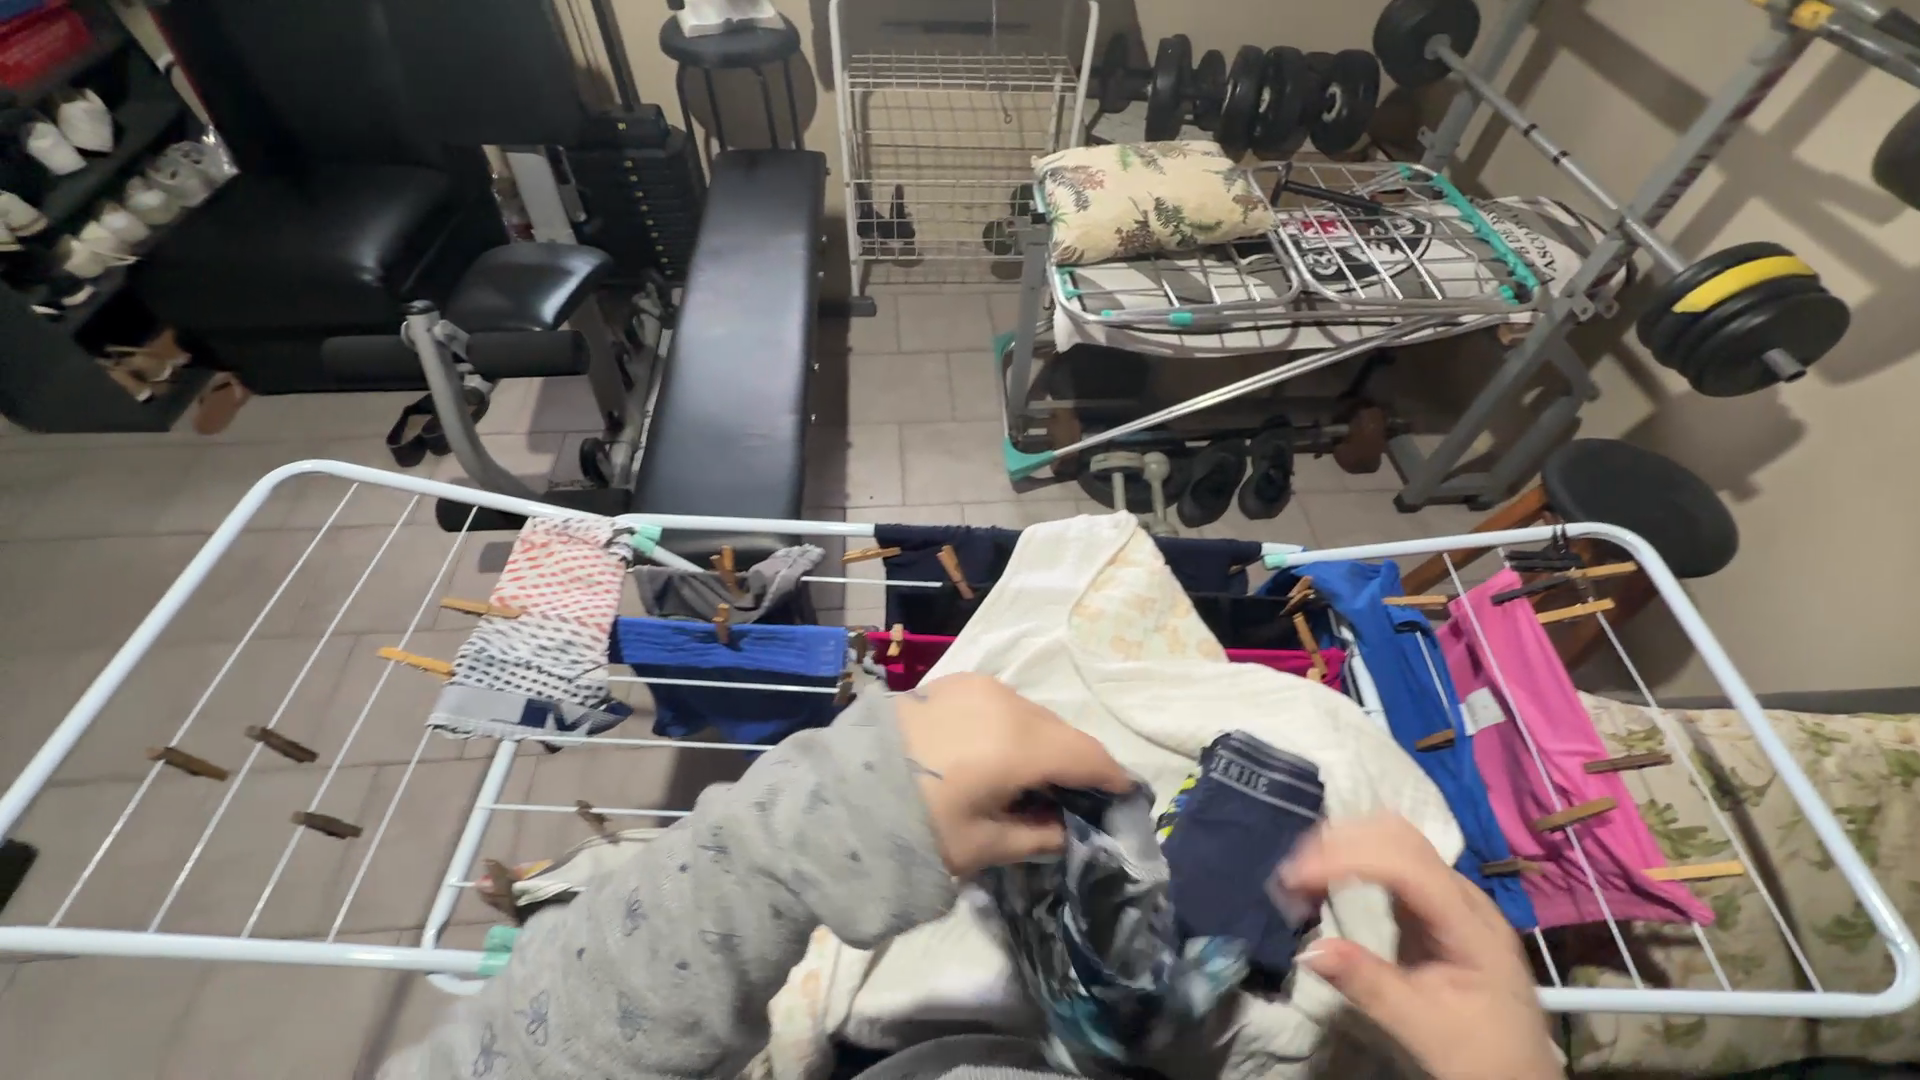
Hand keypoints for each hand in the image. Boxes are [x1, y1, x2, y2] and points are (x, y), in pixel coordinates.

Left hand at [895, 673, 1131, 877]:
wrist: (841, 793)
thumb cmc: (918, 827)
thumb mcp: (984, 844)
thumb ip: (1038, 834)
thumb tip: (1065, 827)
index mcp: (1019, 742)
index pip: (1087, 755)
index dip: (1111, 778)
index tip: (1123, 797)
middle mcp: (1006, 702)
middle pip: (1061, 732)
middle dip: (1074, 763)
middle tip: (1072, 797)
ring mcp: (977, 686)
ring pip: (1032, 714)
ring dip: (1041, 743)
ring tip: (1028, 778)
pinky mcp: (952, 682)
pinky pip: (1000, 704)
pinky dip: (1011, 727)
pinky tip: (994, 755)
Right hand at [1278, 816, 1559, 1079]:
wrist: (1518, 1073)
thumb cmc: (1477, 1053)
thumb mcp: (1422, 1028)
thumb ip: (1368, 985)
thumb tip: (1306, 950)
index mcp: (1471, 927)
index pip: (1408, 867)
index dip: (1348, 860)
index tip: (1296, 879)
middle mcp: (1464, 896)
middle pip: (1400, 837)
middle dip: (1340, 843)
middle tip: (1291, 873)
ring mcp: (1450, 894)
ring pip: (1394, 837)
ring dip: (1344, 843)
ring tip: (1302, 870)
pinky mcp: (1431, 899)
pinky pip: (1389, 855)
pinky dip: (1351, 854)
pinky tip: (1325, 872)